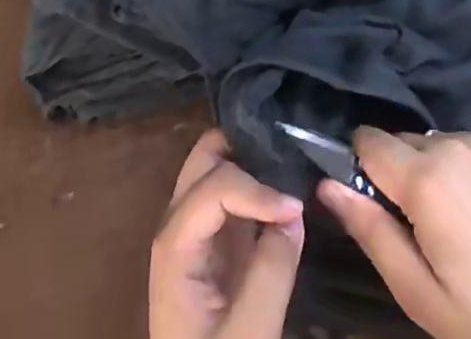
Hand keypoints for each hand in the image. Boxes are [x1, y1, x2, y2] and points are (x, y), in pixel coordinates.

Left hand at [150, 129, 305, 338]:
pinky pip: (232, 193)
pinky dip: (257, 182)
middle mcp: (178, 225)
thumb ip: (272, 270)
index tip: (296, 209)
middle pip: (204, 159)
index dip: (256, 190)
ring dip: (250, 161)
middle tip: (289, 159)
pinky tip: (284, 190)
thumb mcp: (249, 332)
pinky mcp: (215, 244)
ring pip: (215, 168)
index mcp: (174, 244)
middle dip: (244, 149)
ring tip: (290, 168)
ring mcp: (195, 232)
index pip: (214, 187)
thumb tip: (294, 213)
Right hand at [318, 128, 470, 338]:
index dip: (359, 168)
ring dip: (423, 169)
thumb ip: (368, 229)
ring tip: (447, 223)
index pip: (367, 140)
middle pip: (398, 141)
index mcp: (427, 178)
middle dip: (393, 173)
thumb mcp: (416, 290)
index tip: (370, 207)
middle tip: (412, 228)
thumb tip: (327, 184)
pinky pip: (459, 146)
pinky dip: (453, 168)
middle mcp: (454, 145)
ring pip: (428, 143)